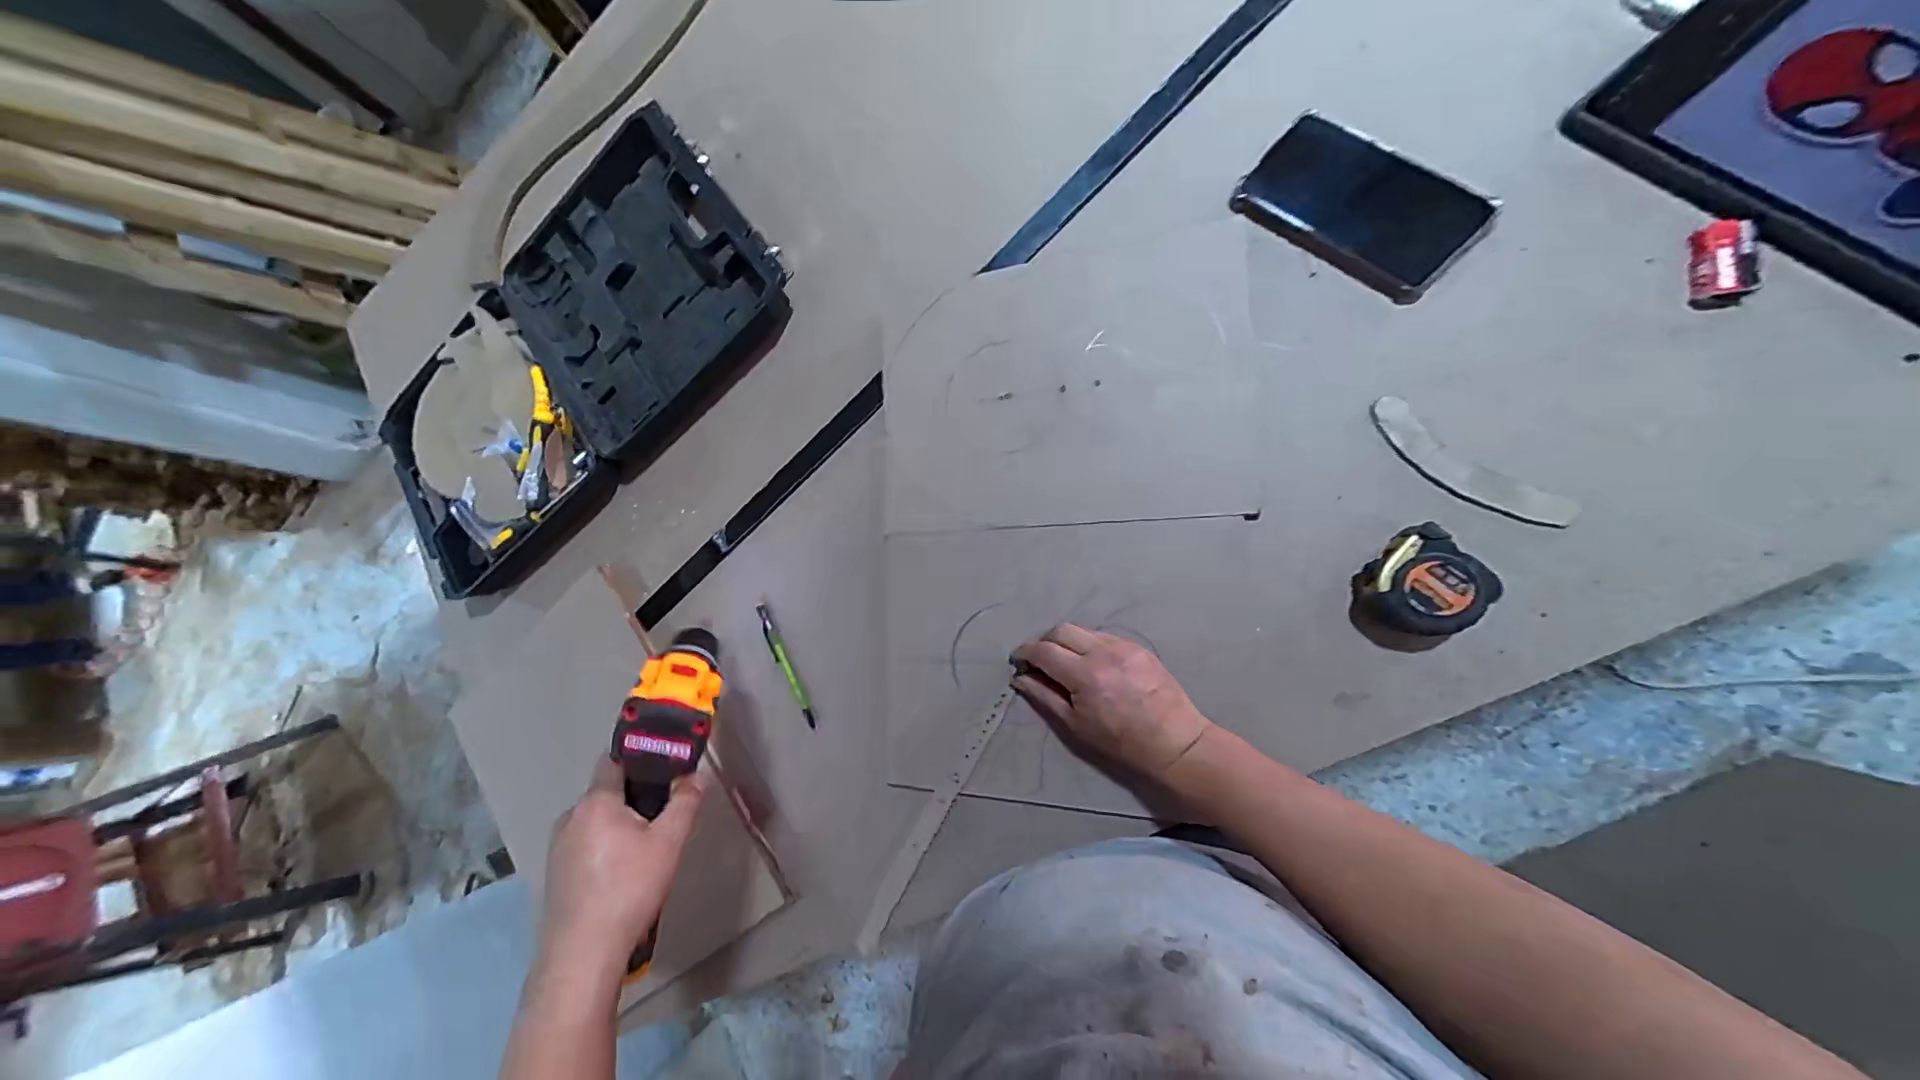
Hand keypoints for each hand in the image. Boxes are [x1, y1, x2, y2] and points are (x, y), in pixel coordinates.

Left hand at [537, 757, 707, 963]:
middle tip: (665, 816)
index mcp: (595, 801)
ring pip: (597, 821)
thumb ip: (685, 802)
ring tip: (648, 850)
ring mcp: (558, 848)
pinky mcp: (556, 874)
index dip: (641, 757)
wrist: (583, 955)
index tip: (666, 766)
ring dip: (621, 825)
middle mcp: (570, 817)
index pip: (614, 760)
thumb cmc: (629, 888)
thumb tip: (695, 777)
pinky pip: (587, 845)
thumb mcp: (670, 842)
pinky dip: (607, 848)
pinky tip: (624, 875)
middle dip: (637, 797)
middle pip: (608, 793)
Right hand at [1011, 624, 1213, 778]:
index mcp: (1085, 675)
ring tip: (1062, 661)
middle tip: (1036, 659)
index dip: (1025, 652)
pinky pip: (1104, 636)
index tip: (1017, 660)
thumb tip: (1021, 678)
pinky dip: (1088, 644)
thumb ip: (1044, 696)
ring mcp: (1124, 646)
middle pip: (1061, 630)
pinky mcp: (1138, 647)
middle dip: (1043, 641)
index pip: (1044, 650)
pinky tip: (1089, 662)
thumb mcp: (1075, 726)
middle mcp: (1103, 652)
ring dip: (1065, 640)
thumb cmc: (1121, 742)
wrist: (1174, 742)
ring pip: (1083, 630)